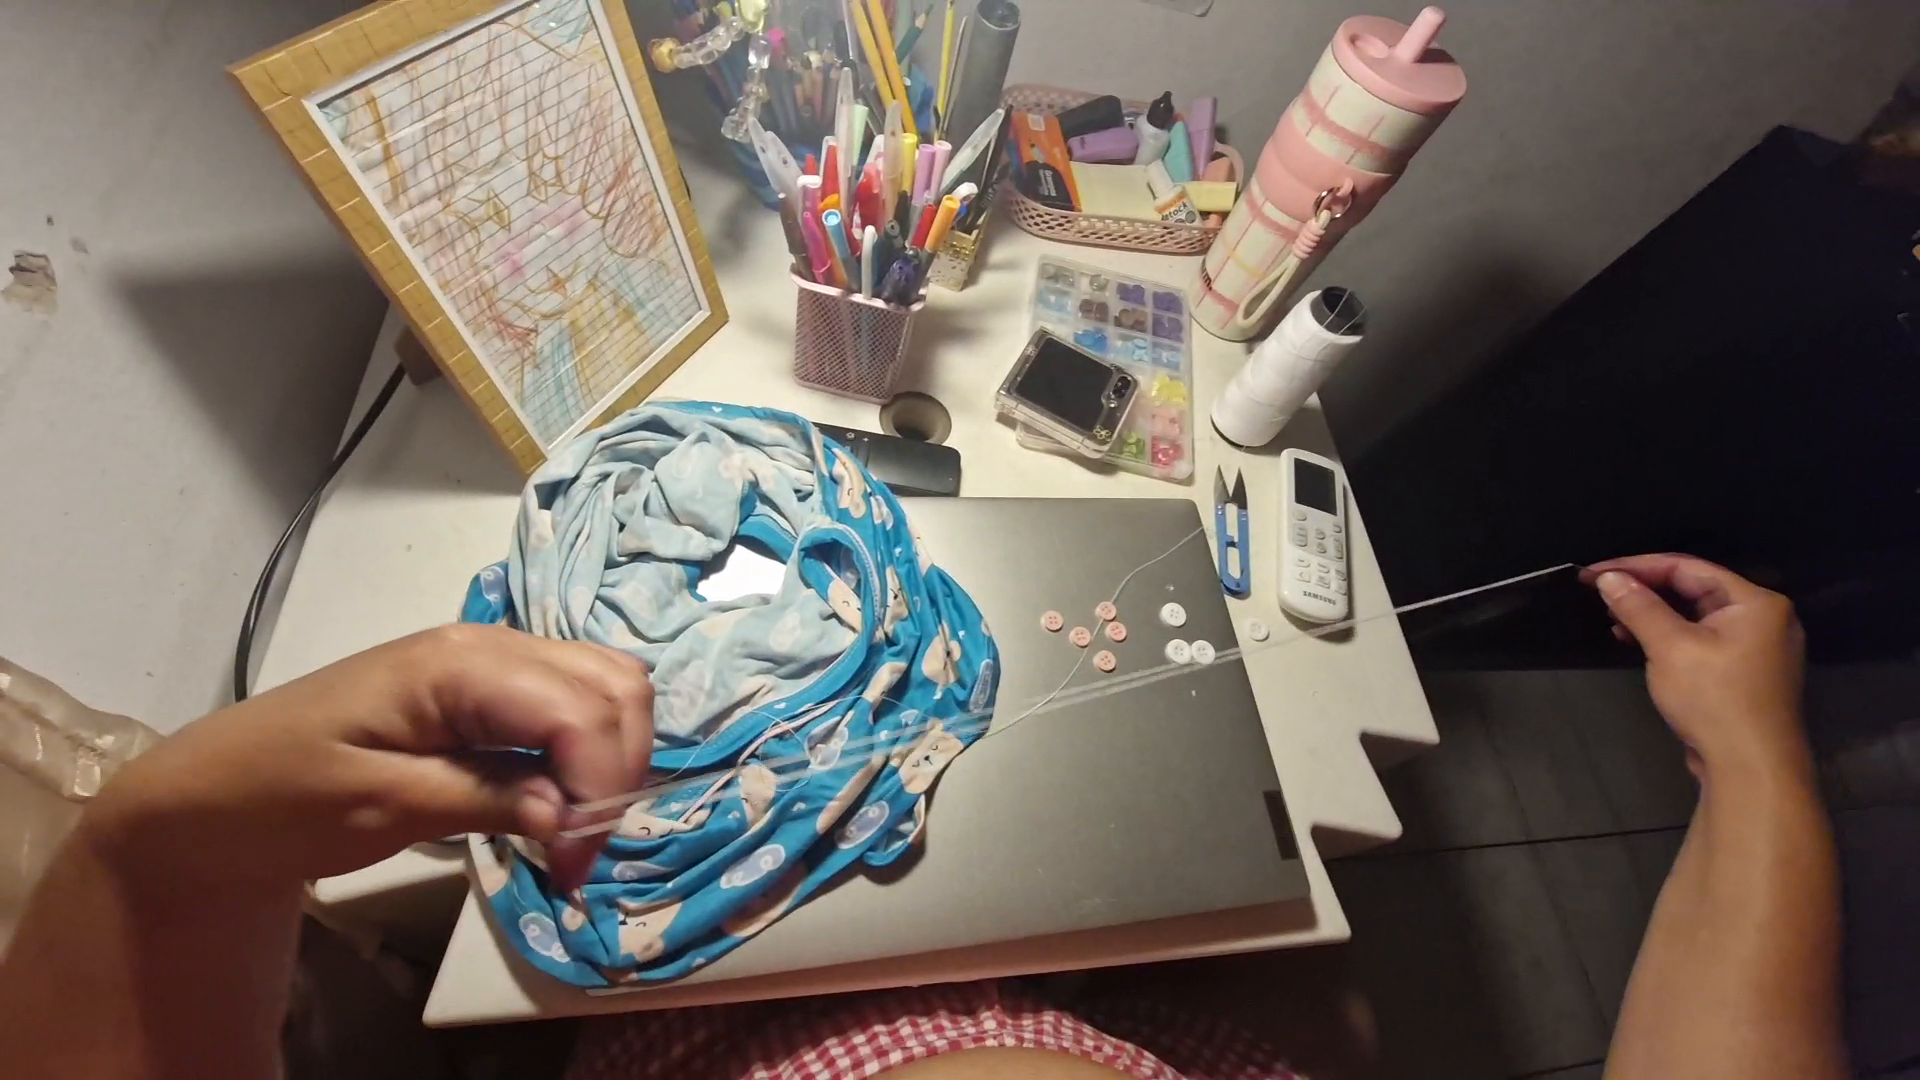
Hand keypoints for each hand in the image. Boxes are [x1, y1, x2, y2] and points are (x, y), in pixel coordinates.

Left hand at [85, 624, 650, 893]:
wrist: (209, 789)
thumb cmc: (275, 797)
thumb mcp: (375, 809)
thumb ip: (483, 800)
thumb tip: (571, 815)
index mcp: (463, 664)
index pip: (579, 711)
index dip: (599, 785)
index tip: (575, 862)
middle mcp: (500, 642)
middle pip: (616, 687)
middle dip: (621, 770)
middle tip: (582, 847)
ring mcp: (507, 654)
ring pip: (616, 683)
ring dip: (619, 752)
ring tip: (581, 818)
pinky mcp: (507, 679)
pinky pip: (588, 693)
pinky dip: (601, 740)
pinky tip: (572, 786)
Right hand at [1584, 555, 1806, 779]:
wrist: (1748, 761)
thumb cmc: (1713, 697)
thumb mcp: (1668, 646)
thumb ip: (1637, 607)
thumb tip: (1607, 578)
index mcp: (1754, 604)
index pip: (1686, 567)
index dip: (1634, 566)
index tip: (1590, 574)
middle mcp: (1760, 617)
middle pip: (1690, 587)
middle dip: (1641, 588)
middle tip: (1596, 592)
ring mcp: (1752, 643)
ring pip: (1690, 611)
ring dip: (1648, 611)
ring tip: (1611, 618)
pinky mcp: (1739, 666)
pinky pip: (1696, 633)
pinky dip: (1662, 631)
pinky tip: (1634, 640)